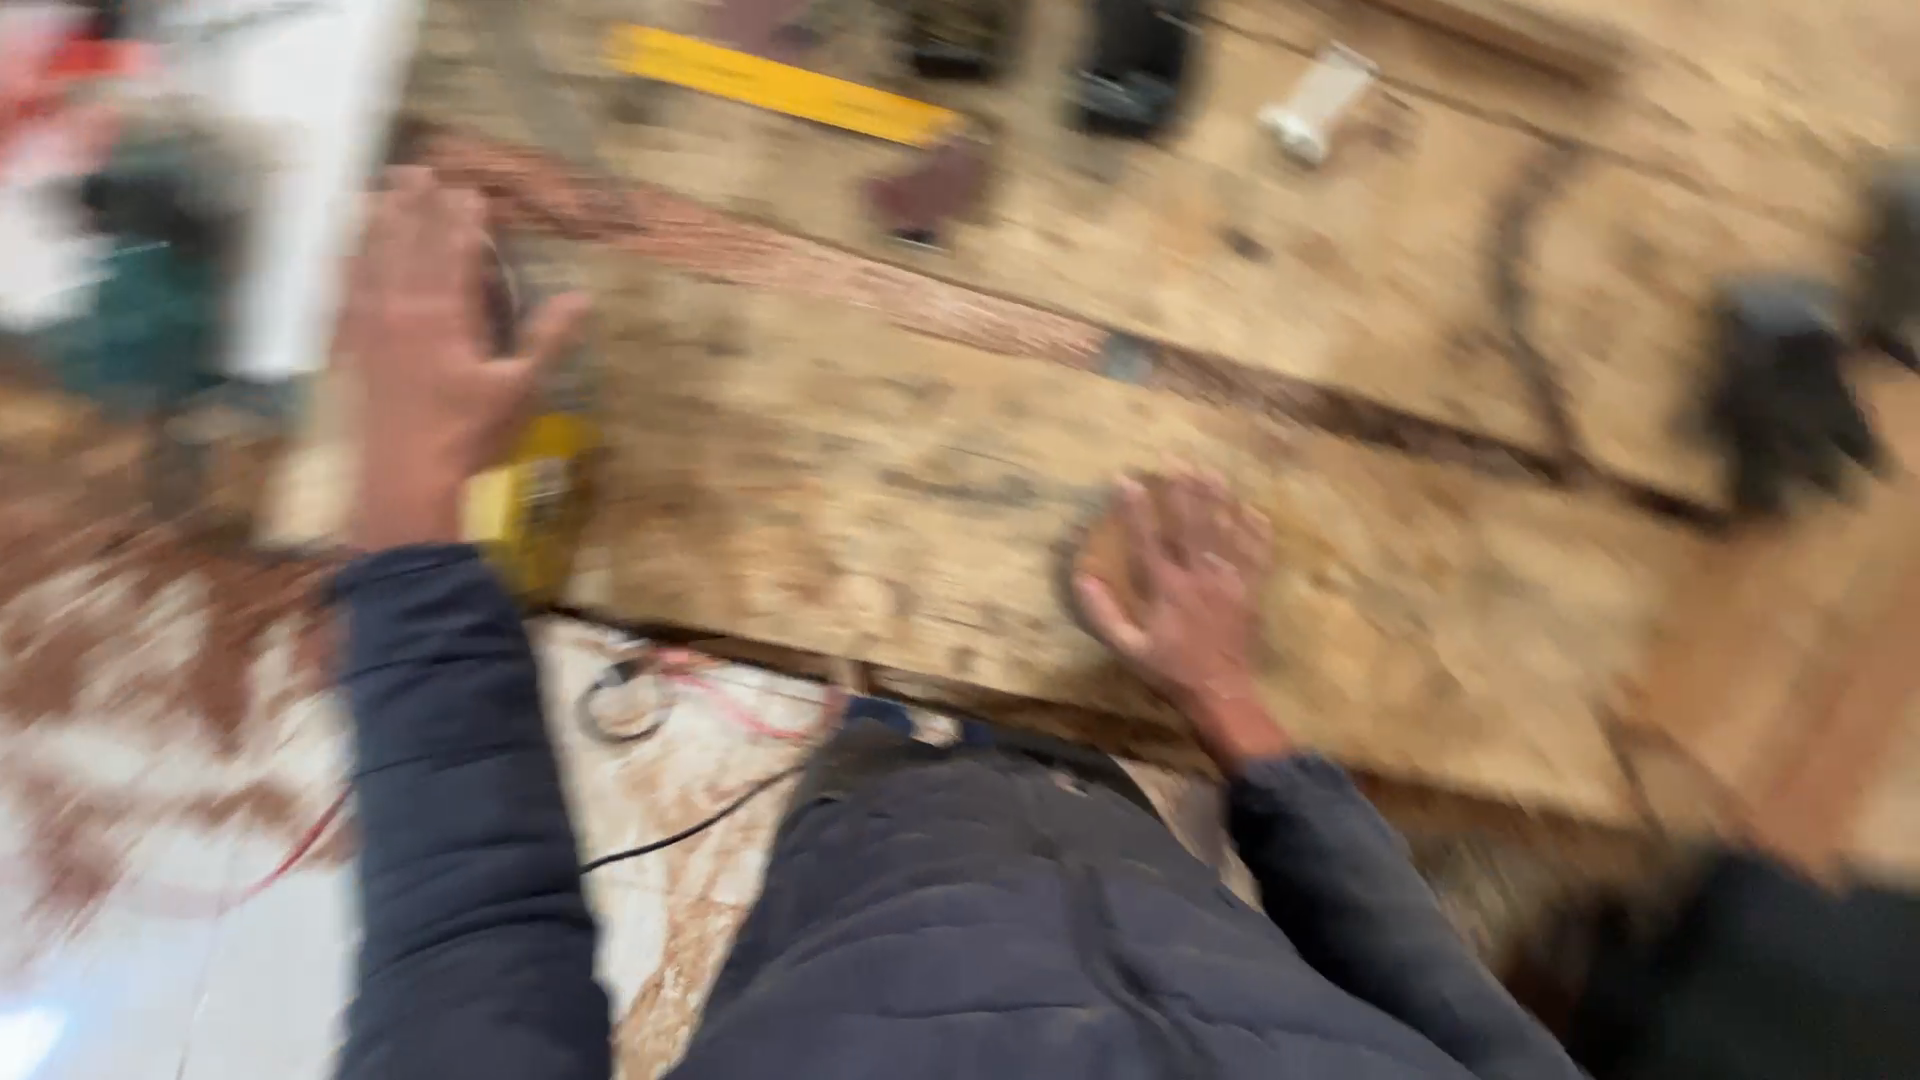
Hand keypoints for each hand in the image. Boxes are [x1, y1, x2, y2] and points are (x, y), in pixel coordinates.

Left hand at [341, 167, 589, 551]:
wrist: (406, 476)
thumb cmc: (470, 433)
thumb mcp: (521, 388)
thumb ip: (547, 339)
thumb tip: (581, 298)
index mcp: (444, 315)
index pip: (454, 252)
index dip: (464, 220)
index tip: (472, 191)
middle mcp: (399, 308)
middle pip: (404, 243)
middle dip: (414, 205)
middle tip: (418, 170)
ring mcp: (368, 326)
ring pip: (366, 260)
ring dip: (374, 223)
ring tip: (377, 192)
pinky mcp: (352, 348)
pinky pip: (341, 293)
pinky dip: (343, 266)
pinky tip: (341, 257)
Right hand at [1074, 470, 1292, 771]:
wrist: (1221, 695)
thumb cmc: (1170, 672)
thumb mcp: (1127, 649)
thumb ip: (1104, 613)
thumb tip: (1083, 578)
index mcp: (1167, 589)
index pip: (1147, 540)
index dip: (1135, 509)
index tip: (1125, 479)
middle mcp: (1199, 578)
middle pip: (1192, 525)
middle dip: (1183, 490)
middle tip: (1175, 459)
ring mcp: (1230, 582)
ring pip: (1226, 533)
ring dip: (1218, 500)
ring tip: (1211, 471)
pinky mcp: (1250, 592)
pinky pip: (1257, 556)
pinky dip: (1256, 532)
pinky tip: (1253, 510)